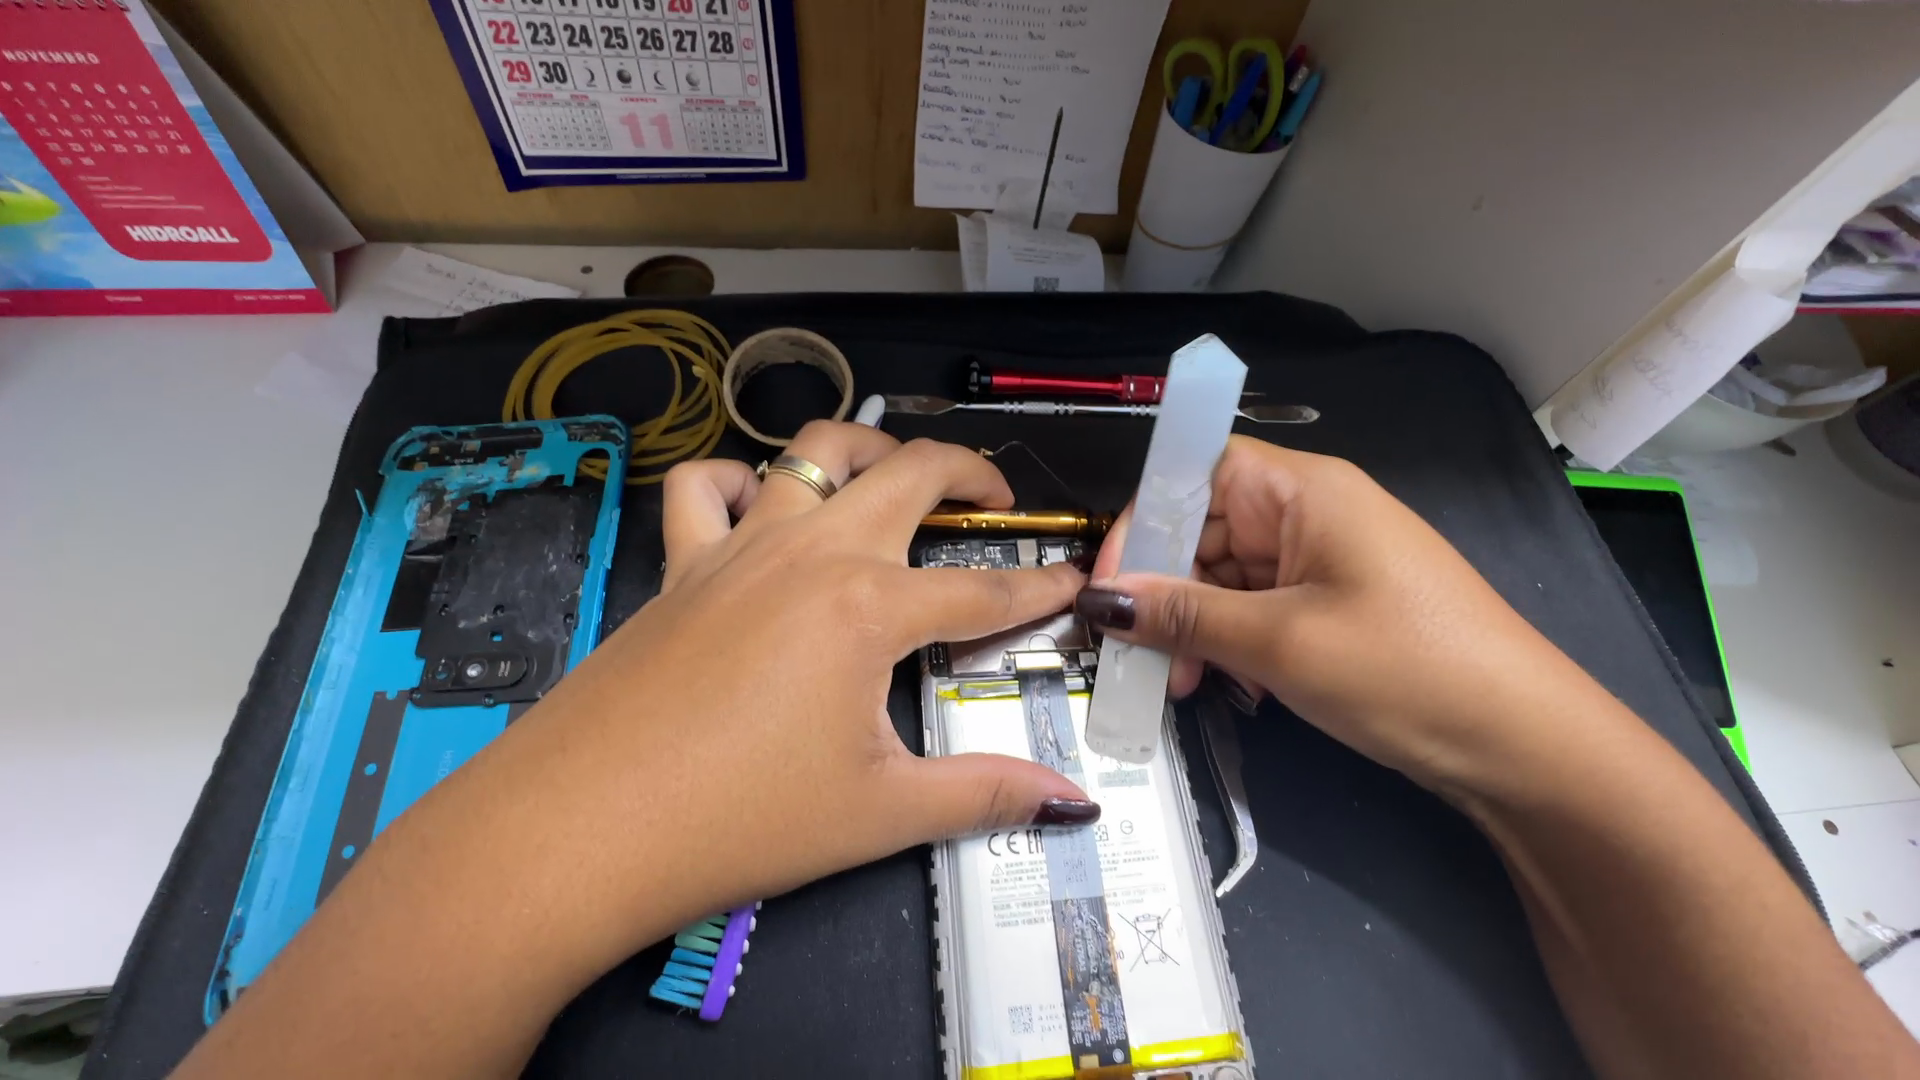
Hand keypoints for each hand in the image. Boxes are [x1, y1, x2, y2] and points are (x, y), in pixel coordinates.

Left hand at [176, 424, 1094, 1079]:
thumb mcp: (881, 812)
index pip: (982, 592)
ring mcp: (739, 548)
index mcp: (868, 606)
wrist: (576, 833)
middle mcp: (810, 552)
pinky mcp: (680, 565)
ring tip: (892, 477)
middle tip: (999, 500)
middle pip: (910, 474)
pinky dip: (741, 482)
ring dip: (864, 449)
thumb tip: (1075, 807)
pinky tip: (761, 510)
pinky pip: (706, 488)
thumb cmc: (740, 822)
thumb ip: (987, 795)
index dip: (1039, 588)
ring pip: (811, 450)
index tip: (1073, 582)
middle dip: (970, 471)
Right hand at [1077, 436, 1578, 790]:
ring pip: (1222, 575)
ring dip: (1191, 624)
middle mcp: (1308, 514)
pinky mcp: (1329, 604)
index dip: (1143, 517)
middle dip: (1163, 586)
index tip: (1110, 582)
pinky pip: (1252, 607)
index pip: (1194, 471)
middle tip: (1134, 649)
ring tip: (1180, 682)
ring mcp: (1320, 561)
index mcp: (1302, 492)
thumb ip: (1181, 614)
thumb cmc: (1404, 668)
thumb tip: (1101, 600)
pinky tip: (1220, 683)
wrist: (1525, 747)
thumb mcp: (1279, 642)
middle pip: (1203, 527)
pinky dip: (1226, 641)